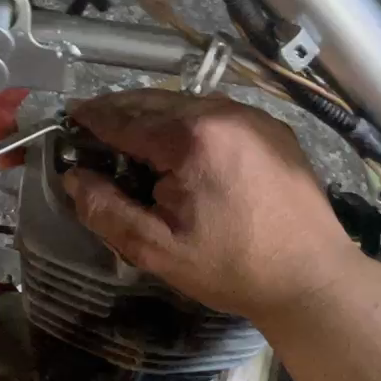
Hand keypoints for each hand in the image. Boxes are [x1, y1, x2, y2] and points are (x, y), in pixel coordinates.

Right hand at [62, 90, 362, 323]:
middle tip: (92, 125)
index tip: (68, 117)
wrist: (312, 278)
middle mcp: (222, 112)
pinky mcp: (273, 129)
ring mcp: (252, 117)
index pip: (125, 119)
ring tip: (131, 133)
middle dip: (119, 111)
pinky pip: (216, 114)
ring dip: (153, 114)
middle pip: (154, 102)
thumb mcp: (155, 248)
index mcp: (190, 138)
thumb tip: (73, 177)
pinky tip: (179, 145)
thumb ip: (105, 209)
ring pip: (186, 104)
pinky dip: (187, 121)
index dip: (92, 119)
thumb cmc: (231, 266)